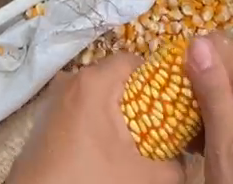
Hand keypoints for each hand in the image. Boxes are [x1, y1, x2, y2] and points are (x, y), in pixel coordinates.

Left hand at [8, 53, 183, 183]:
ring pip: (97, 94)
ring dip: (117, 112)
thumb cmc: (89, 180)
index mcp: (94, 82)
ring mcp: (56, 97)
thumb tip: (186, 159)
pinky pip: (80, 108)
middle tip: (160, 124)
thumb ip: (173, 165)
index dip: (156, 77)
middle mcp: (72, 80)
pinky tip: (107, 148)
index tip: (173, 100)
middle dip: (139, 99)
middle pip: (115, 78)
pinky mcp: (46, 117)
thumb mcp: (142, 177)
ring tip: (136, 139)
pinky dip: (97, 121)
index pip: (133, 60)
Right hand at [186, 35, 232, 183]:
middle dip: (201, 84)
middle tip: (187, 119)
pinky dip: (226, 118)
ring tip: (198, 137)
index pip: (219, 45)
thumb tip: (198, 40)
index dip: (193, 61)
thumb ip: (214, 91)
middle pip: (227, 65)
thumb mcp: (225, 143)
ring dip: (211, 103)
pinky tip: (216, 145)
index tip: (179, 90)